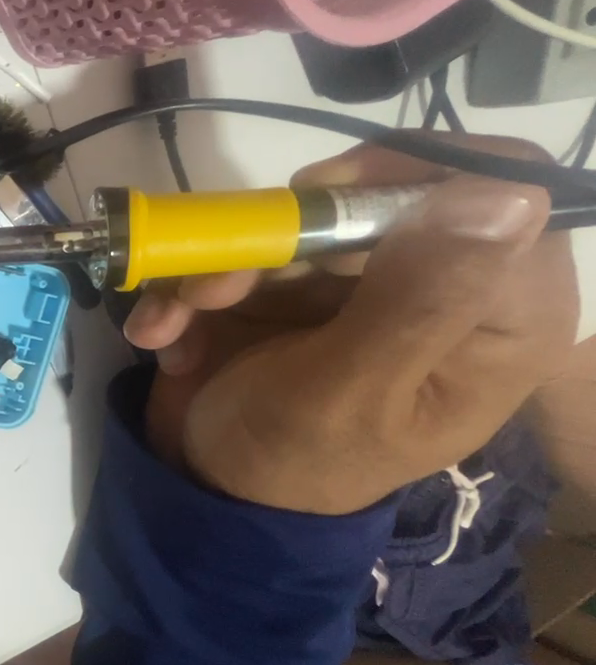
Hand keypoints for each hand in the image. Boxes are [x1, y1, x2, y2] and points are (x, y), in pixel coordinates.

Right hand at [124, 136, 578, 515]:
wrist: (207, 490)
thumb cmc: (296, 457)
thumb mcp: (352, 388)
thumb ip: (415, 302)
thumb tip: (500, 197)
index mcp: (487, 314)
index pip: (497, 194)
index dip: (412, 175)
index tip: (319, 194)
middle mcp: (418, 286)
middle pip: (363, 205)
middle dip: (271, 242)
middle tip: (215, 288)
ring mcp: (338, 287)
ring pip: (281, 230)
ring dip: (209, 274)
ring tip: (173, 327)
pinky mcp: (271, 293)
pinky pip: (225, 261)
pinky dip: (182, 296)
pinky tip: (165, 339)